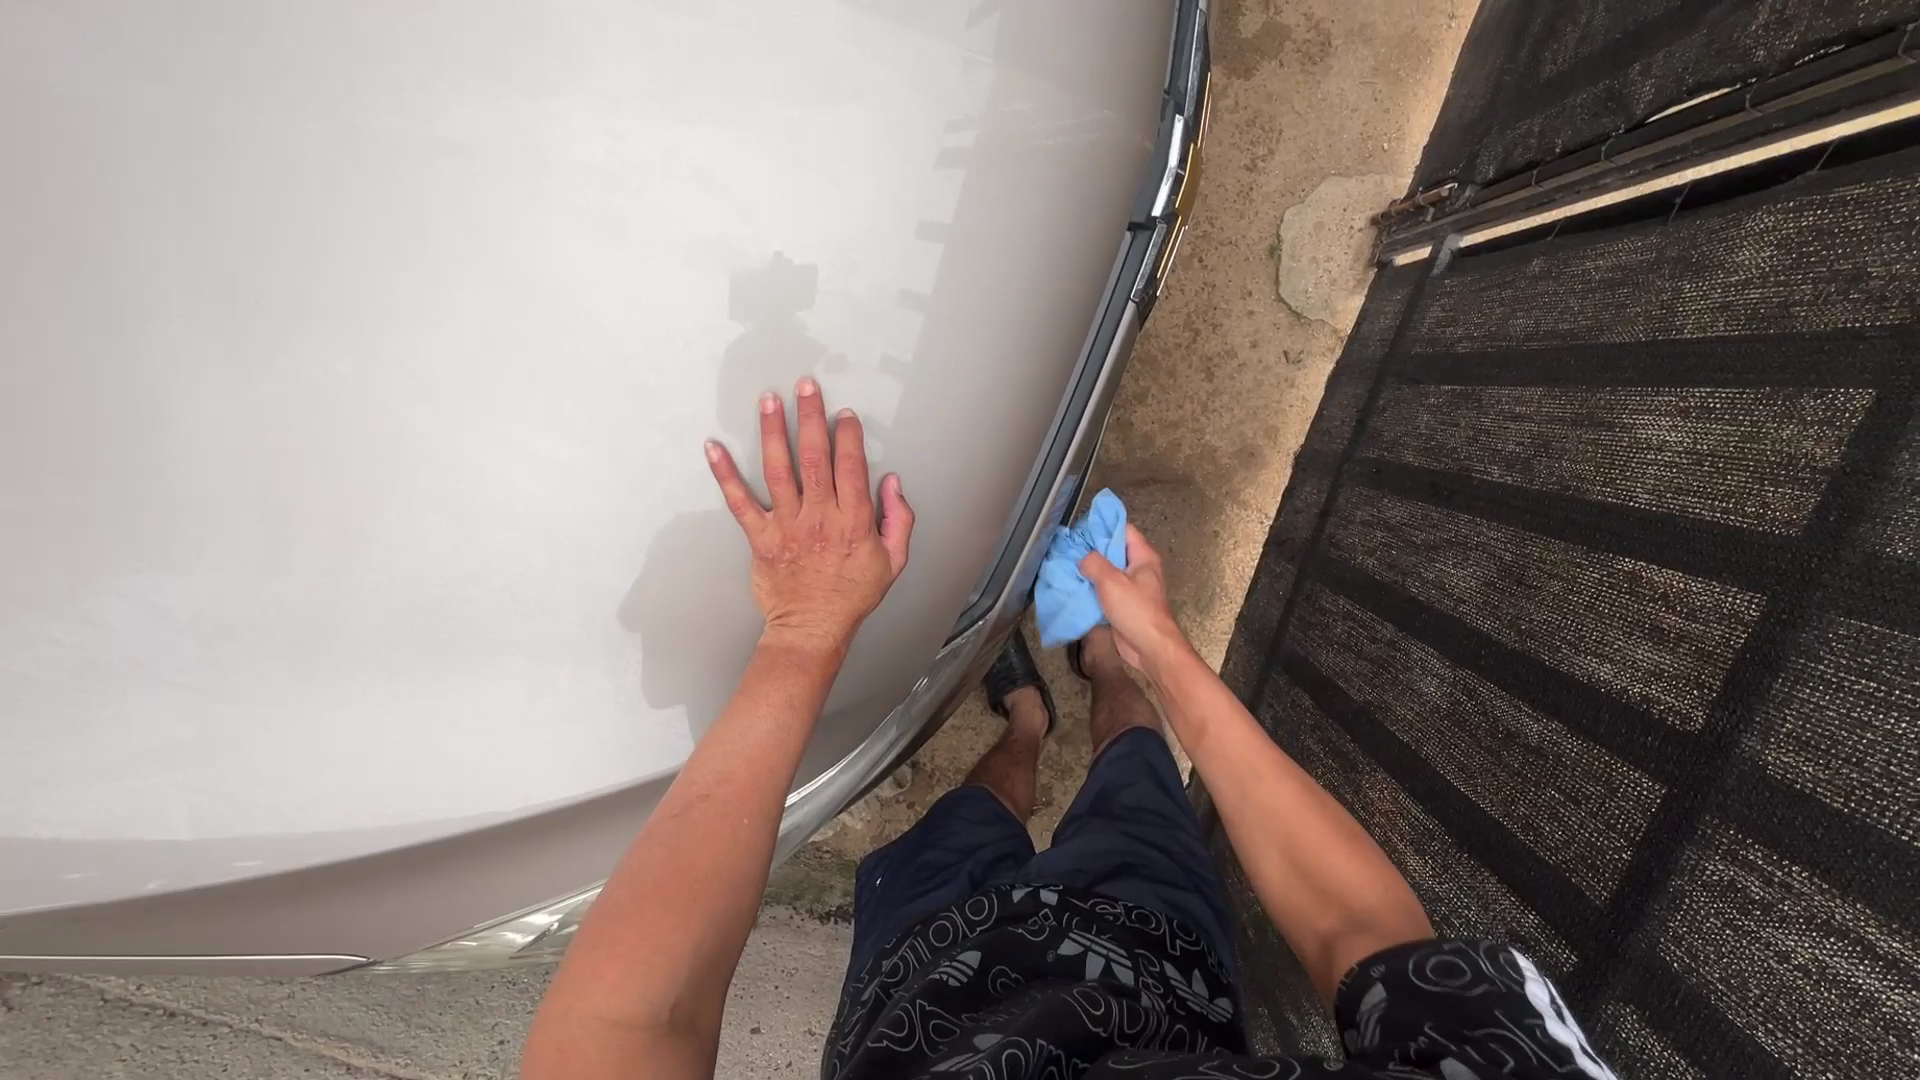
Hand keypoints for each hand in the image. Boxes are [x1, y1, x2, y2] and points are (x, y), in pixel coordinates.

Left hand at [705, 377, 913, 655]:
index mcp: (853, 522)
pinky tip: (714, 448)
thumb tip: (891, 483)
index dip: (848, 436)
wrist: (813, 628)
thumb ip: (899, 519)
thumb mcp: (894, 561)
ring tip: (769, 400)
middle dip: (811, 417)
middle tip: (806, 386)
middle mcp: (820, 518)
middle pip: (815, 458)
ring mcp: (787, 526)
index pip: (851, 467)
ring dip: (773, 432)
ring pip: (779, 470)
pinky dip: (725, 475)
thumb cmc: (852, 595)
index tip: (845, 414)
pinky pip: (740, 502)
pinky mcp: (761, 538)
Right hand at [1078, 525, 1193, 673]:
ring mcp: (1133, 586)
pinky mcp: (1125, 603)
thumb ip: (1094, 563)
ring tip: (1068, 568)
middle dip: (1092, 551)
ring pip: (1108, 571)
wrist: (1149, 647)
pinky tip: (1076, 588)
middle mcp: (1140, 568)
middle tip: (1069, 551)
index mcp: (1143, 556)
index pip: (1123, 530)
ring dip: (1090, 572)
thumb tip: (1083, 559)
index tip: (1081, 531)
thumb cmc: (1136, 611)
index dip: (1102, 528)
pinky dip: (1093, 588)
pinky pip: (1107, 590)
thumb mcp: (1111, 581)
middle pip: (1113, 550)